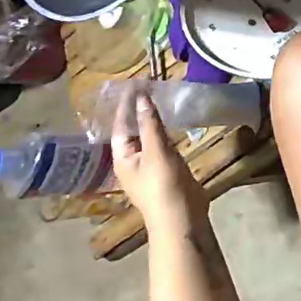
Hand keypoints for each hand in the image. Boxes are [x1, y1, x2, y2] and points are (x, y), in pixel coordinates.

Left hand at [110, 92, 207, 235]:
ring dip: (151, 119)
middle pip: (131, 130)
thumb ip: (149, 124)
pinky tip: (172, 122)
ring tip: (159, 98)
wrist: (181, 217)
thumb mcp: (156, 151)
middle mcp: (131, 161)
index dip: (126, 103)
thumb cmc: (163, 184)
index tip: (135, 82)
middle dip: (137, 109)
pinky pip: (160, 144)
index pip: (120, 124)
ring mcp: (148, 166)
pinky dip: (163, 130)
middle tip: (147, 87)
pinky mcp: (165, 170)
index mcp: (122, 157)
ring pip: (146, 136)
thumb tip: (142, 98)